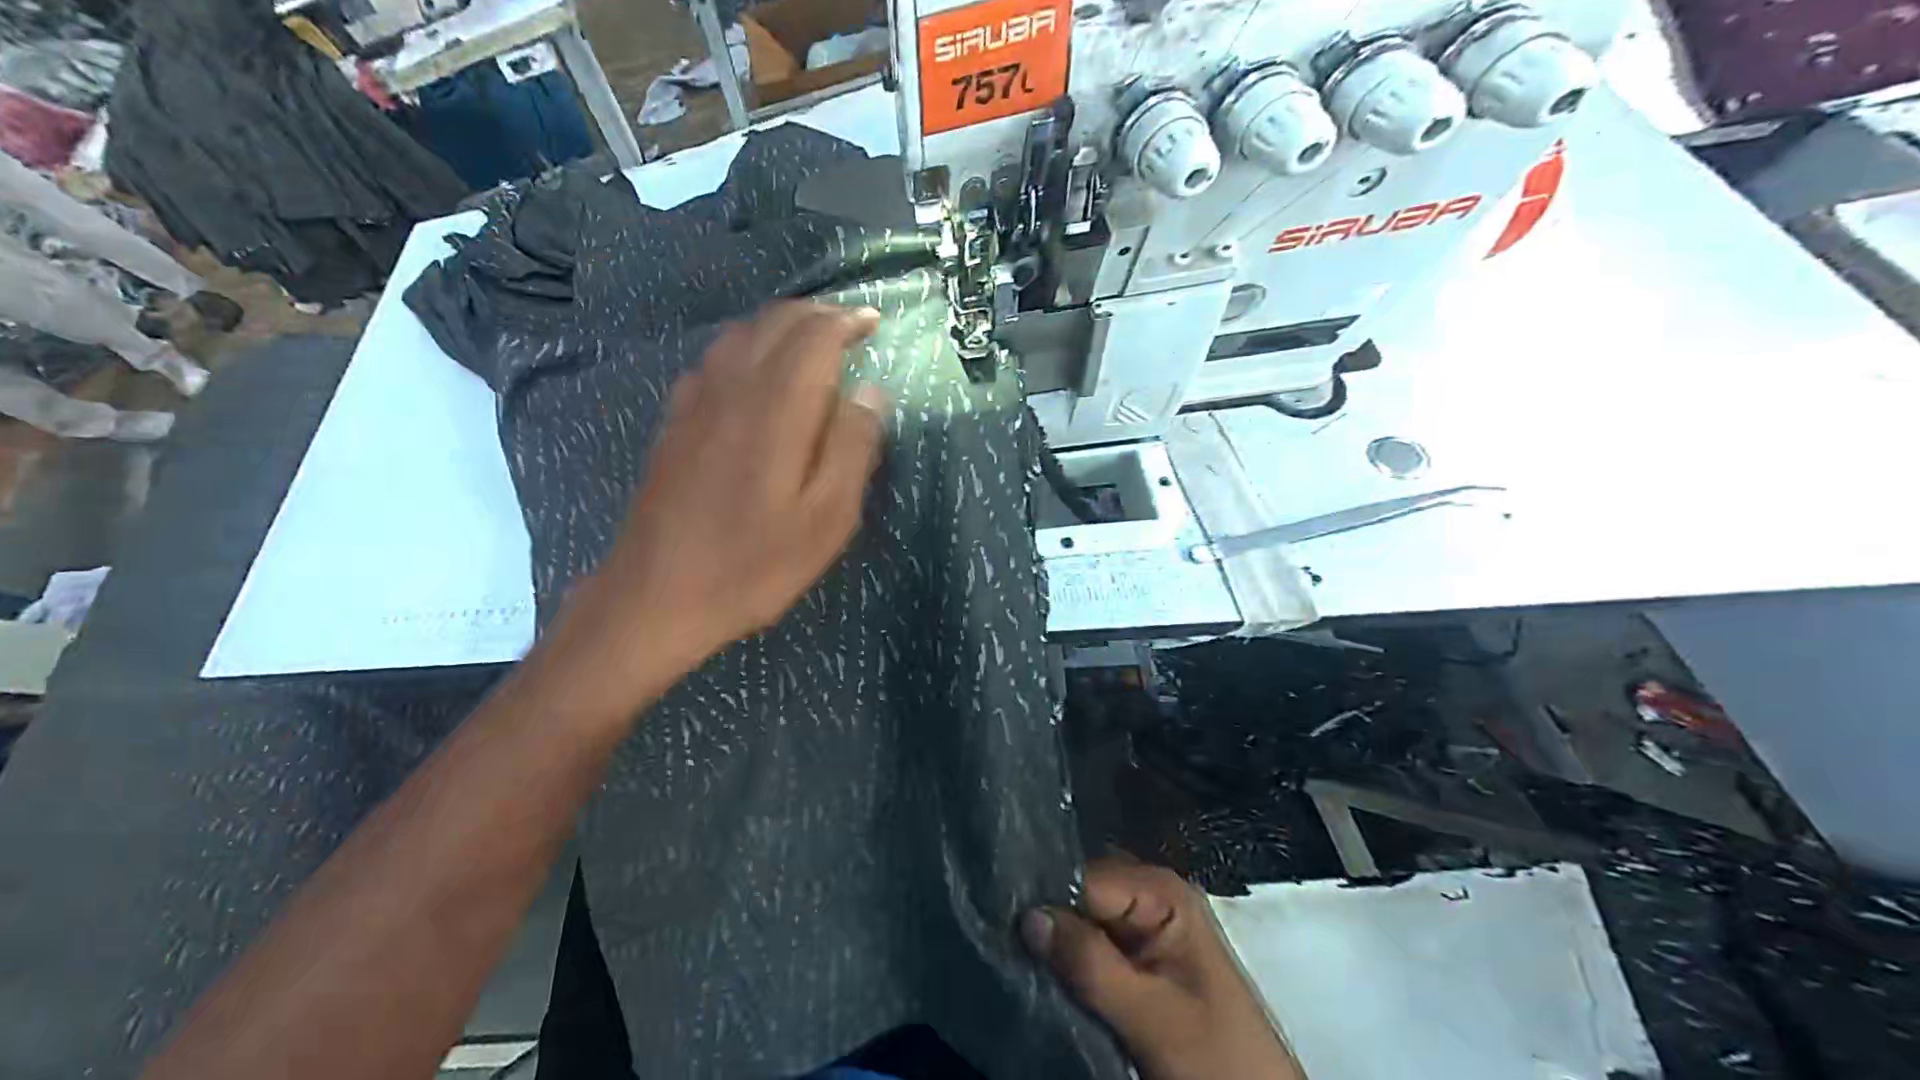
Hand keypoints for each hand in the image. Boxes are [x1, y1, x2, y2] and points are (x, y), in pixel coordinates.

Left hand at [552, 302, 886, 696]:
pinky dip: (745, 348)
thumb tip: (871, 391)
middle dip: (817, 314)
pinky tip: (754, 375)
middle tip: (849, 327)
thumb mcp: (826, 520)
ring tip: (810, 342)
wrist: (656, 596)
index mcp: (775, 407)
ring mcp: (694, 402)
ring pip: (739, 335)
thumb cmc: (752, 565)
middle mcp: (731, 388)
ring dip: (780, 326)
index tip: (873, 323)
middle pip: (774, 323)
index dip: (847, 321)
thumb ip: (853, 448)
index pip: (815, 336)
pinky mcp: (674, 422)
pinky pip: (712, 361)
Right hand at [1022, 858, 1305, 1079]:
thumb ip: (1091, 963)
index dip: (1043, 896)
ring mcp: (1143, 928)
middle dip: (1044, 914)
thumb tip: (1027, 915)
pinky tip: (1042, 968)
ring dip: (1053, 939)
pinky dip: (1066, 959)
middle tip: (1000, 933)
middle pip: (1079, 891)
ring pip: (1079, 918)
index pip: (1084, 876)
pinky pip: (1088, 944)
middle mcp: (1150, 896)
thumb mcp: (1154, 1017)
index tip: (999, 913)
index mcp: (1161, 892)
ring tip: (1013, 950)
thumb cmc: (1217, 1060)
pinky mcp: (1136, 960)